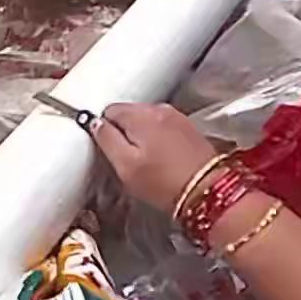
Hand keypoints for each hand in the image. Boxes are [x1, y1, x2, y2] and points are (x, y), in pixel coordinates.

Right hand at [93, 102, 222, 211]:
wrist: (208, 191)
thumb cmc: (163, 182)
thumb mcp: (126, 166)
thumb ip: (106, 139)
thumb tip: (93, 121)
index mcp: (140, 115)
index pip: (109, 110)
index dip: (103, 130)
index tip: (108, 150)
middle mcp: (159, 108)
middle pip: (128, 113)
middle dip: (122, 132)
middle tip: (126, 160)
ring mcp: (176, 117)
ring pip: (145, 120)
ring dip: (140, 135)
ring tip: (144, 161)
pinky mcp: (188, 128)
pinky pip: (162, 126)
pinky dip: (156, 138)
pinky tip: (160, 158)